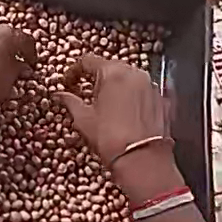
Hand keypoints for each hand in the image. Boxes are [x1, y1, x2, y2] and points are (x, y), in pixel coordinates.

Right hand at [53, 53, 169, 163]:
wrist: (142, 159)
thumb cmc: (110, 138)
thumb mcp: (83, 119)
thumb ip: (70, 101)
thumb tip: (60, 95)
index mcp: (112, 72)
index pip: (88, 61)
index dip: (74, 71)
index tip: (68, 82)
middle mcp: (135, 73)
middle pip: (110, 67)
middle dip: (96, 78)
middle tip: (85, 93)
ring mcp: (151, 86)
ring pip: (128, 78)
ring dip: (115, 87)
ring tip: (105, 105)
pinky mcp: (161, 100)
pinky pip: (141, 92)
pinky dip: (130, 97)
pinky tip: (123, 113)